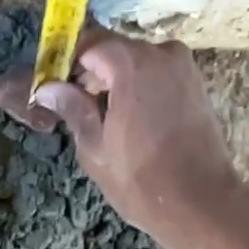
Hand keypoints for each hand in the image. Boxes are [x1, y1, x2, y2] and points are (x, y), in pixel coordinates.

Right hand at [0, 27, 239, 240]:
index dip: (65, 65)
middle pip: (113, 52)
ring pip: (136, 66)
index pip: (87, 45)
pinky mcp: (195, 85)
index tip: (51, 89)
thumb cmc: (142, 183)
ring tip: (102, 125)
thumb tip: (48, 88)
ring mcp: (182, 68)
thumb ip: (73, 109)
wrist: (200, 203)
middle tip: (72, 110)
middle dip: (91, 77)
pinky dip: (139, 93)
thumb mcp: (96, 150)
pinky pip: (157, 78)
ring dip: (116, 86)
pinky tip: (130, 126)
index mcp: (131, 64)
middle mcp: (160, 53)